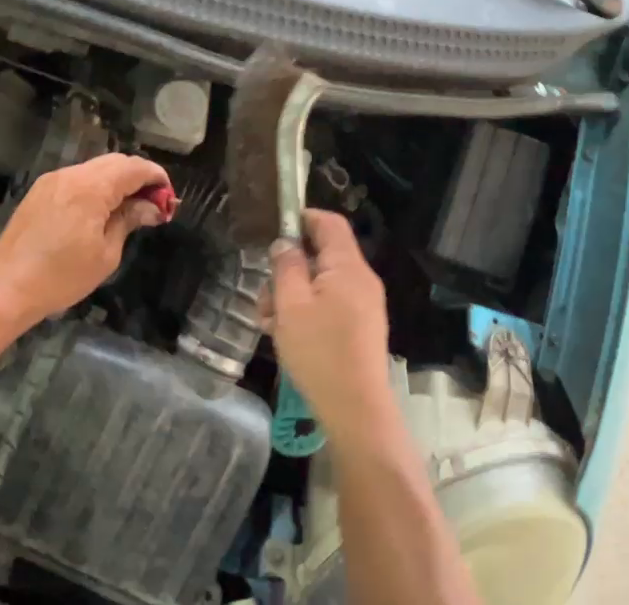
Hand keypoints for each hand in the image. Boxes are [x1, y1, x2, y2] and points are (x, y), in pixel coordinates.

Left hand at [0, 153, 170, 322]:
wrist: (6, 287)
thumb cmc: (61, 276)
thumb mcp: (106, 253)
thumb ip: (129, 221)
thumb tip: (152, 207)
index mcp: (91, 187)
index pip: (134, 167)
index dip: (157, 179)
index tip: (170, 201)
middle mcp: (71, 174)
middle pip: (116, 162)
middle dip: (139, 179)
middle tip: (153, 207)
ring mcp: (53, 180)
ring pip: (95, 169)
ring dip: (117, 183)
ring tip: (130, 211)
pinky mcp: (41, 191)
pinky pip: (77, 179)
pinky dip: (96, 188)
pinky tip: (101, 212)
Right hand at [267, 210, 394, 440]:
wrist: (355, 410)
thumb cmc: (320, 352)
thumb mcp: (291, 304)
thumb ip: (286, 267)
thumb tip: (285, 244)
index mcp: (348, 267)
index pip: (330, 223)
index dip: (302, 218)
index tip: (274, 229)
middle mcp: (361, 281)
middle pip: (321, 256)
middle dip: (288, 270)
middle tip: (265, 297)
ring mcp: (363, 306)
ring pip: (320, 284)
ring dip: (291, 296)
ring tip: (270, 324)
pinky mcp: (359, 329)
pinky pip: (329, 306)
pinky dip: (306, 313)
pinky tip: (286, 337)